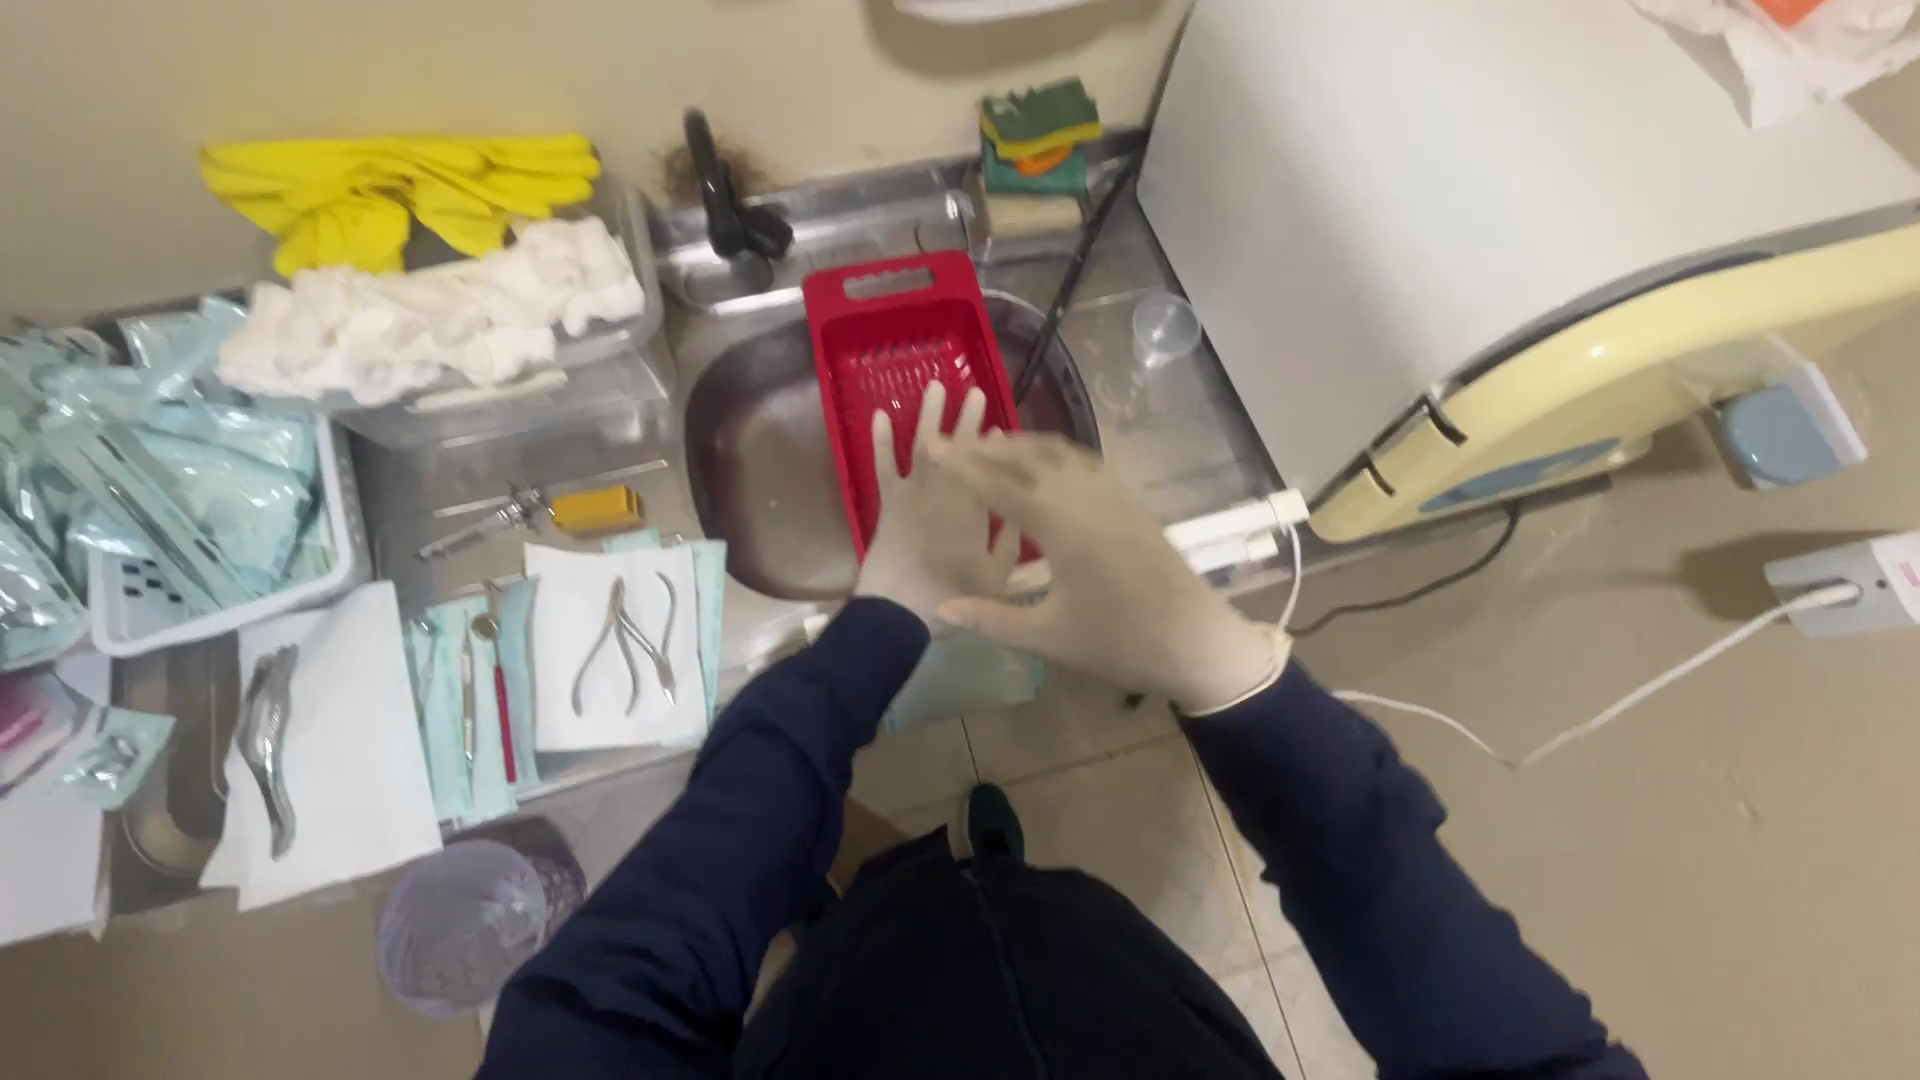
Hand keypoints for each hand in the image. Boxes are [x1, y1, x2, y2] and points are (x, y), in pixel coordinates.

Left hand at [854, 383, 1020, 629]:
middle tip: (975, 390)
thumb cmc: (949, 597)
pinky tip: (878, 414)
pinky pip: (882, 466)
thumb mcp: (995, 579)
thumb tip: (1020, 515)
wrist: (896, 614)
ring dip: (929, 415)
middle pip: (960, 449)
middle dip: (968, 419)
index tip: (999, 426)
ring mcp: (913, 494)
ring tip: (935, 386)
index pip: (990, 468)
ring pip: (923, 447)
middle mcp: (946, 492)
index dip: (996, 447)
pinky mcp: (887, 503)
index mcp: (976, 510)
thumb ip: (1010, 545)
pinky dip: (880, 440)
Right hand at [926, 433, 1286, 714]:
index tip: (933, 447)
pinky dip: (1055, 453)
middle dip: (988, 449)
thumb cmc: (1120, 644)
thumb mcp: (1049, 637)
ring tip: (992, 444)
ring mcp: (1112, 496)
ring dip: (1022, 446)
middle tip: (953, 442)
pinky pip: (1084, 463)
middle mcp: (1086, 498)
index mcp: (1062, 527)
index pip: (1000, 486)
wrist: (1197, 642)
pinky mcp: (1129, 502)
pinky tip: (1046, 462)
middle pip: (1028, 460)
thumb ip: (991, 619)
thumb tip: (939, 607)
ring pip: (1060, 455)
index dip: (963, 467)